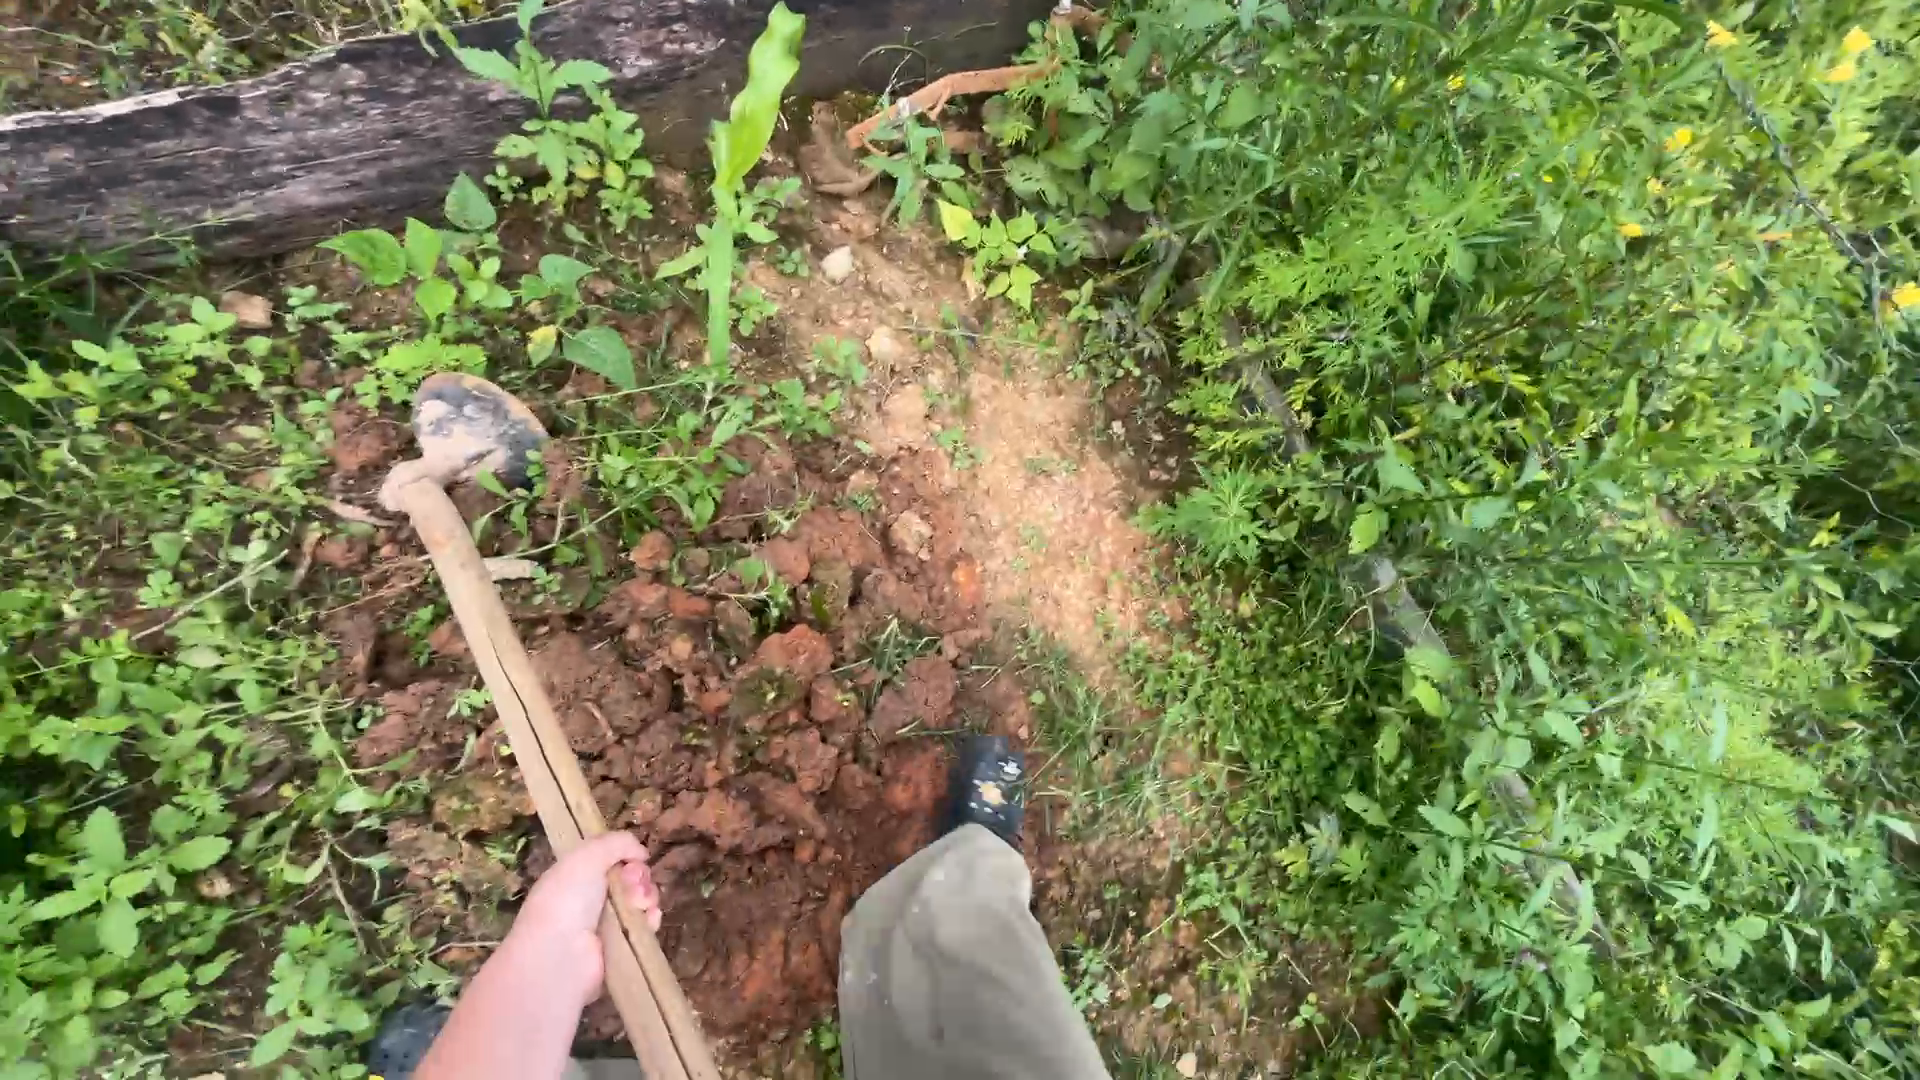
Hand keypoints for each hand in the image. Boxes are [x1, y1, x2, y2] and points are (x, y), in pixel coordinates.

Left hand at [497, 830, 662, 1006]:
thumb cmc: (567, 899)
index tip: (631, 860)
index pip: (613, 858)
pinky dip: (650, 918)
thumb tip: (641, 853)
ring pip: (642, 898)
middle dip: (639, 875)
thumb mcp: (587, 856)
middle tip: (632, 883)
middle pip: (631, 876)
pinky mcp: (621, 946)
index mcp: (577, 876)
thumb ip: (618, 842)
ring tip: (638, 903)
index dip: (627, 855)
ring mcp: (607, 923)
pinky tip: (647, 918)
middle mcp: (591, 898)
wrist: (559, 955)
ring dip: (647, 895)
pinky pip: (645, 924)